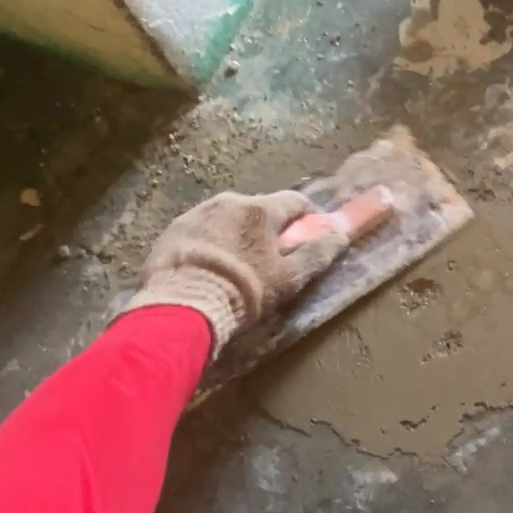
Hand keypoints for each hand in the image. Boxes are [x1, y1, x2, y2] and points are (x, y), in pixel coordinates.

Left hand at [118, 191, 350, 351]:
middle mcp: (229, 202)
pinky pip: (200, 229)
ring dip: (236, 233)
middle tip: (269, 258)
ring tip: (234, 265)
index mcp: (261, 210)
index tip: (308, 235)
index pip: (294, 201)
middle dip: (268, 228)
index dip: (306, 217)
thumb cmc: (242, 293)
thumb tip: (340, 236)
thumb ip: (317, 255)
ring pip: (228, 217)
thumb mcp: (287, 280)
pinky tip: (206, 268)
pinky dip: (209, 242)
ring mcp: (197, 213)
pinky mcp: (172, 230)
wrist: (179, 311)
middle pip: (259, 209)